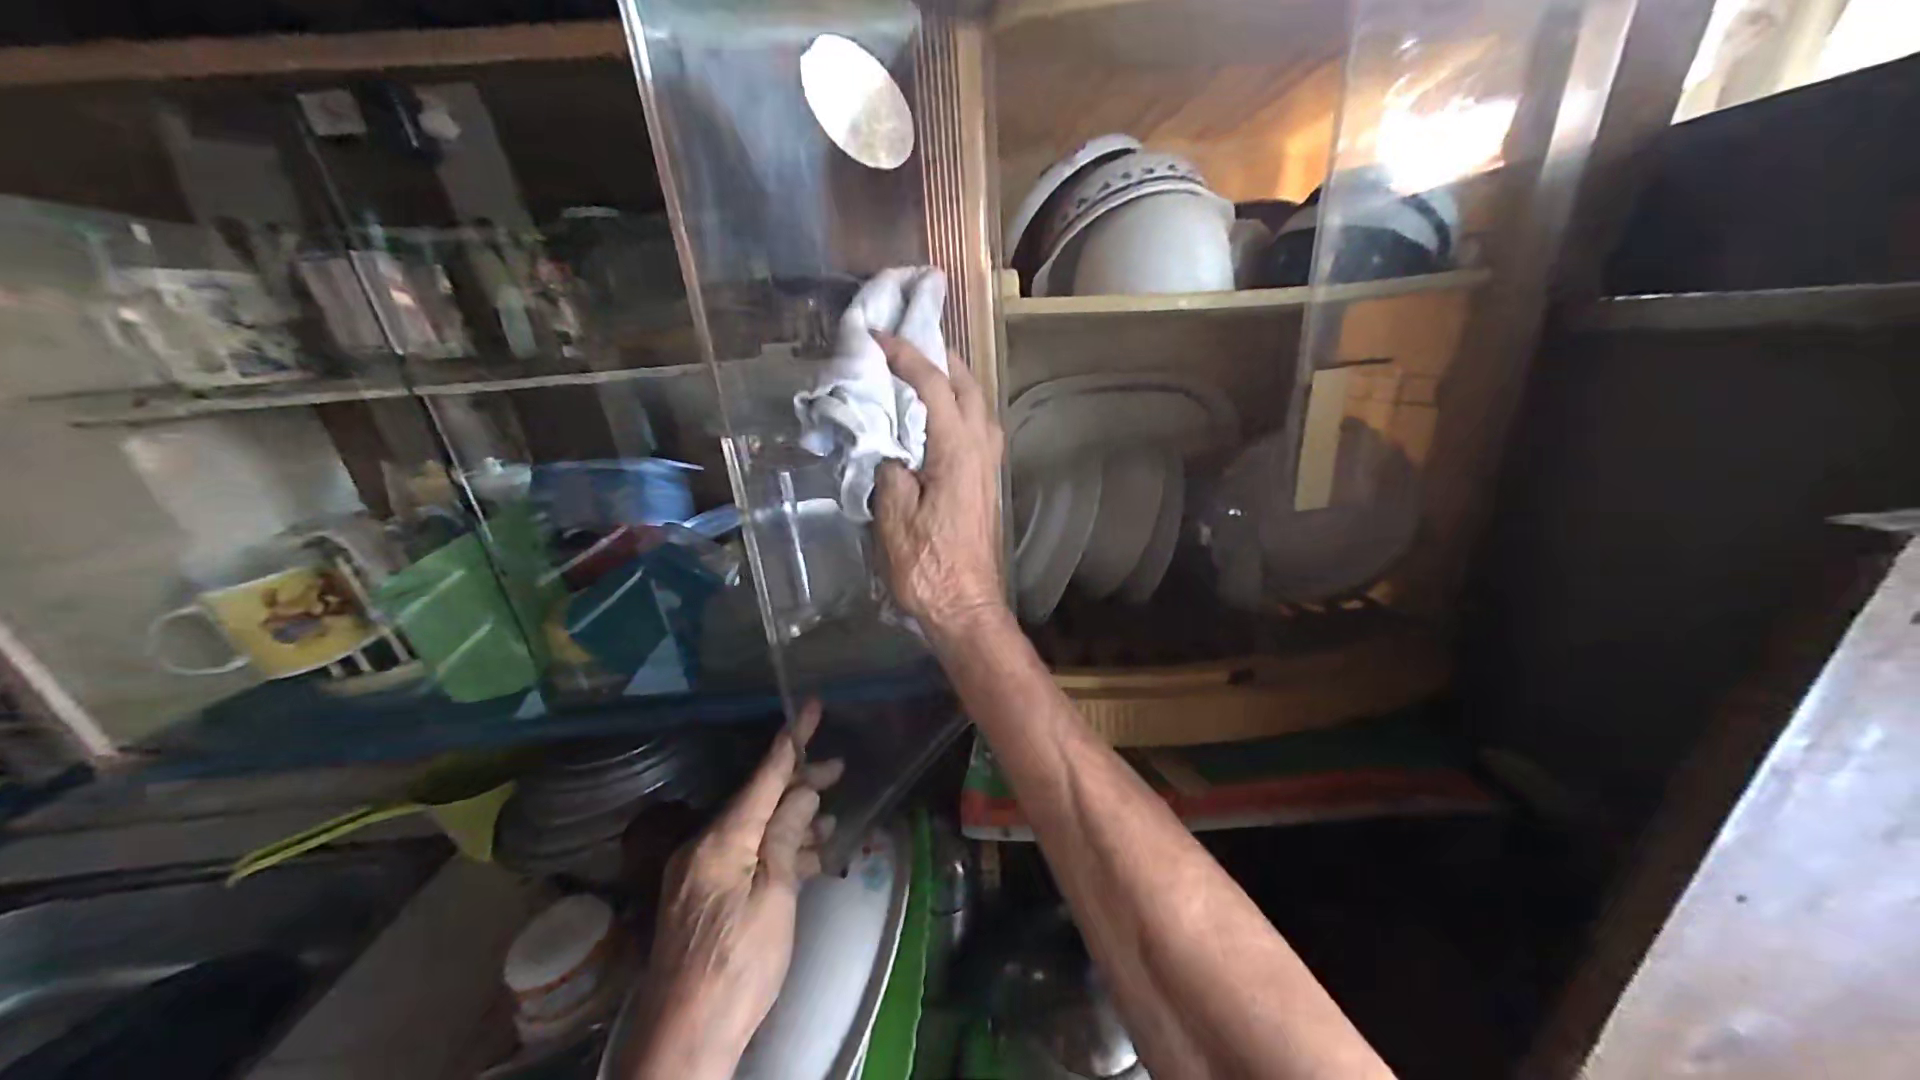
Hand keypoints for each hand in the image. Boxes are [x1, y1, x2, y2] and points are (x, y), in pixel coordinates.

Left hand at [625, 701, 842, 1079]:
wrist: (686, 1039)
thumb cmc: (739, 966)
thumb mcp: (775, 897)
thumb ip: (786, 836)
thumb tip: (802, 791)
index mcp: (720, 840)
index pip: (764, 776)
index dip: (792, 740)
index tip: (811, 705)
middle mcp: (705, 846)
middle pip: (760, 801)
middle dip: (800, 785)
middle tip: (838, 769)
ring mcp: (701, 871)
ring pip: (756, 830)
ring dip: (793, 824)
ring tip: (830, 819)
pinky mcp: (704, 896)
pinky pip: (746, 858)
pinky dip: (776, 854)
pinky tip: (807, 857)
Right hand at [872, 332, 1008, 640]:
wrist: (965, 607)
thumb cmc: (927, 566)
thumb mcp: (893, 517)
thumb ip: (888, 468)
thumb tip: (884, 440)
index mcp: (957, 450)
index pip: (932, 384)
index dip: (904, 355)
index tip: (876, 336)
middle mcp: (981, 449)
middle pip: (967, 385)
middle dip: (939, 358)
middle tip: (906, 344)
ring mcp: (989, 466)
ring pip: (977, 405)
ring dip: (951, 382)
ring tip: (919, 373)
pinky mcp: (987, 483)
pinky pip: (976, 428)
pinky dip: (956, 408)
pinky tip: (934, 417)